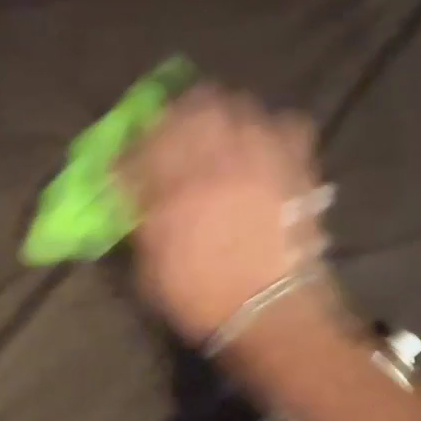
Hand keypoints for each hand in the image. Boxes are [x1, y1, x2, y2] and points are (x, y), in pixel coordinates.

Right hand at [124, 85, 324, 343]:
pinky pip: (286, 125)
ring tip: (218, 138)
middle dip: (177, 118)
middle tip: (172, 138)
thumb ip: (142, 227)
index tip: (126, 162)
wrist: (268, 313)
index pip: (140, 145)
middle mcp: (213, 160)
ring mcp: (258, 156)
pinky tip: (263, 148)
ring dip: (220, 117)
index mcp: (171, 187)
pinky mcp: (294, 164)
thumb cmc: (202, 301)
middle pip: (190, 108)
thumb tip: (136, 204)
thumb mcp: (152, 271)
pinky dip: (271, 129)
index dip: (130, 149)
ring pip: (236, 106)